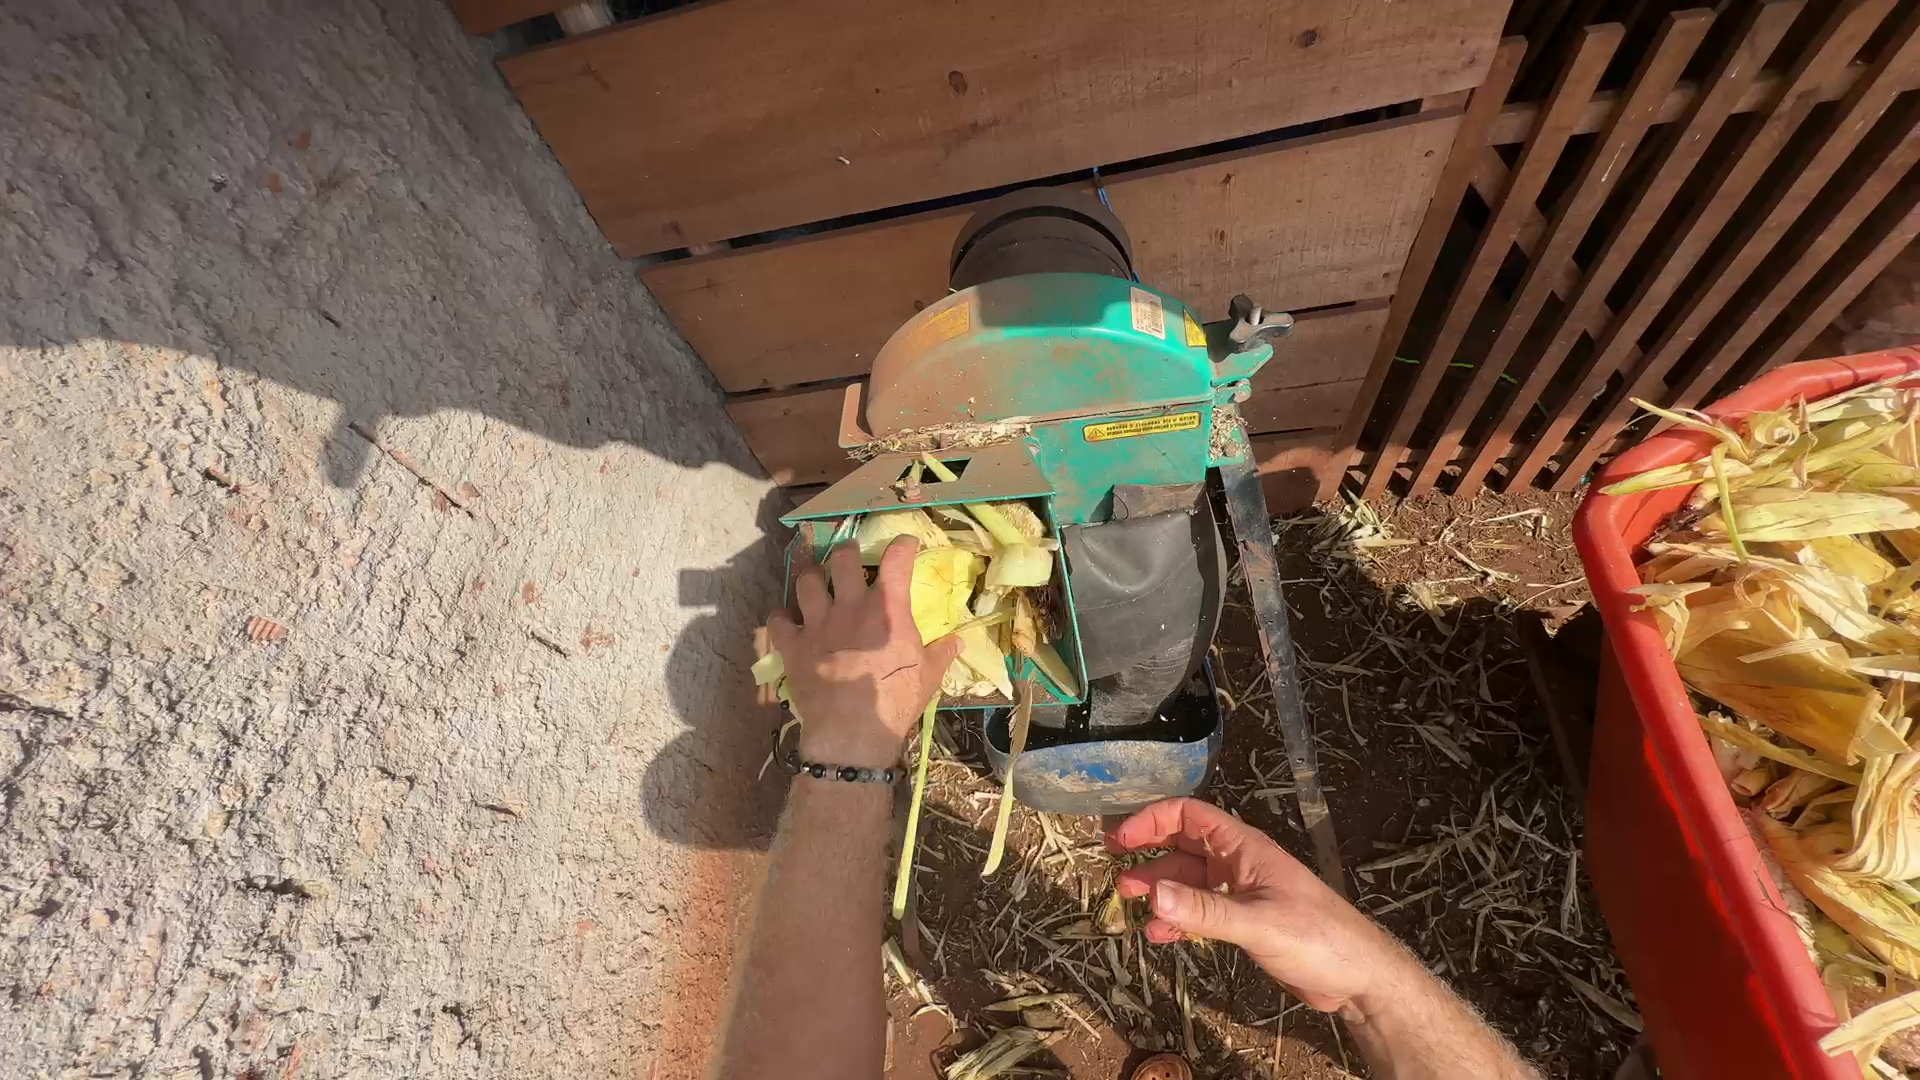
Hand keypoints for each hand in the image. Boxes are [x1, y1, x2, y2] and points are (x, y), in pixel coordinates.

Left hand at [769, 536, 963, 768]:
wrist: (853, 732)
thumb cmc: (896, 702)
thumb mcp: (929, 677)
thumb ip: (942, 653)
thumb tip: (959, 642)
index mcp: (887, 610)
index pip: (897, 560)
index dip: (902, 545)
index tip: (905, 544)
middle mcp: (850, 607)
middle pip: (842, 558)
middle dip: (847, 551)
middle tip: (850, 556)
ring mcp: (817, 624)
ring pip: (806, 580)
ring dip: (812, 577)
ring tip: (816, 581)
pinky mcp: (793, 645)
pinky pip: (778, 619)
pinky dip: (782, 616)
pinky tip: (789, 620)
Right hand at [1109, 798, 1412, 1015]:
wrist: (1361, 980)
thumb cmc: (1317, 937)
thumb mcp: (1258, 922)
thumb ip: (1204, 910)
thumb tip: (1151, 894)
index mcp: (1241, 846)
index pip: (1187, 815)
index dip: (1151, 820)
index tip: (1121, 839)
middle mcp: (1235, 861)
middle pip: (1182, 844)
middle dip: (1148, 852)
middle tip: (1116, 867)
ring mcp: (1238, 890)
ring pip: (1187, 879)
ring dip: (1159, 888)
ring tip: (1130, 903)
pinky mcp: (1241, 918)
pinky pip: (1198, 910)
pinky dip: (1177, 919)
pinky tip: (1159, 935)